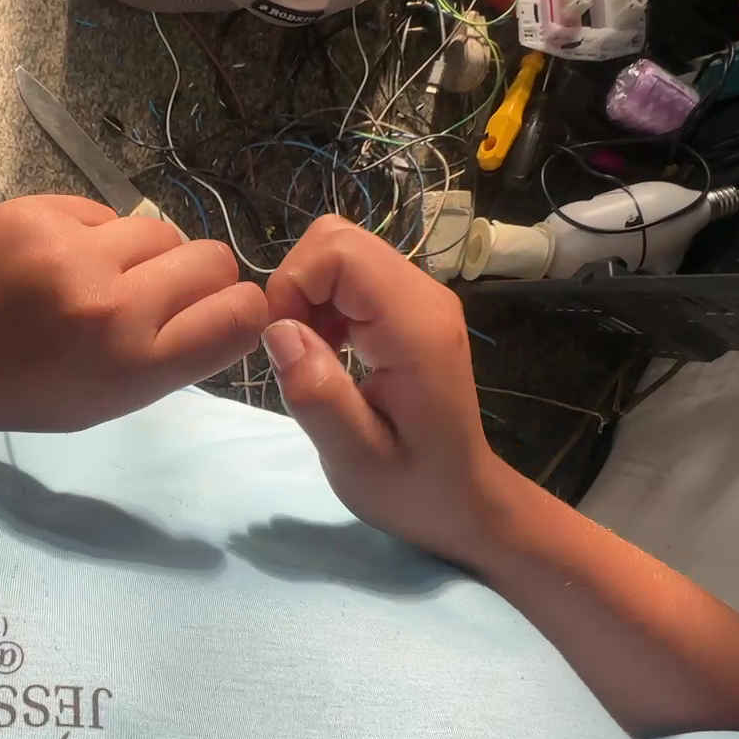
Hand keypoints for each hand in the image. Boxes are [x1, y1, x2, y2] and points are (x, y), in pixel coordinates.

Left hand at [0, 195, 268, 432]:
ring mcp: (73, 252)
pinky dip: (95, 235)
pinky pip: (105, 213)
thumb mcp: (103, 403)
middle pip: (213, 260)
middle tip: (154, 294)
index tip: (219, 314)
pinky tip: (58, 259)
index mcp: (132, 369)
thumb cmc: (16, 393)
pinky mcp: (39, 210)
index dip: (243, 311)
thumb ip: (168, 359)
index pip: (241, 317)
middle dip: (199, 278)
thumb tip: (221, 308)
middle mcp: (112, 307)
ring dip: (144, 254)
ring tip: (97, 277)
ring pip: (160, 230)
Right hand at [262, 215, 518, 561]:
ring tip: (308, 356)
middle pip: (337, 239)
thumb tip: (277, 331)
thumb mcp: (354, 459)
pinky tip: (324, 351)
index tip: (281, 346)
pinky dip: (321, 304)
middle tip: (291, 351)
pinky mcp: (407, 309)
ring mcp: (418, 299)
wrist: (460, 499)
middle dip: (295, 287)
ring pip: (340, 252)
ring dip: (305, 297)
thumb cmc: (411, 488)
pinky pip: (350, 277)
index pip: (339, 253)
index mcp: (416, 328)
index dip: (292, 286)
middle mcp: (423, 297)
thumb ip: (317, 395)